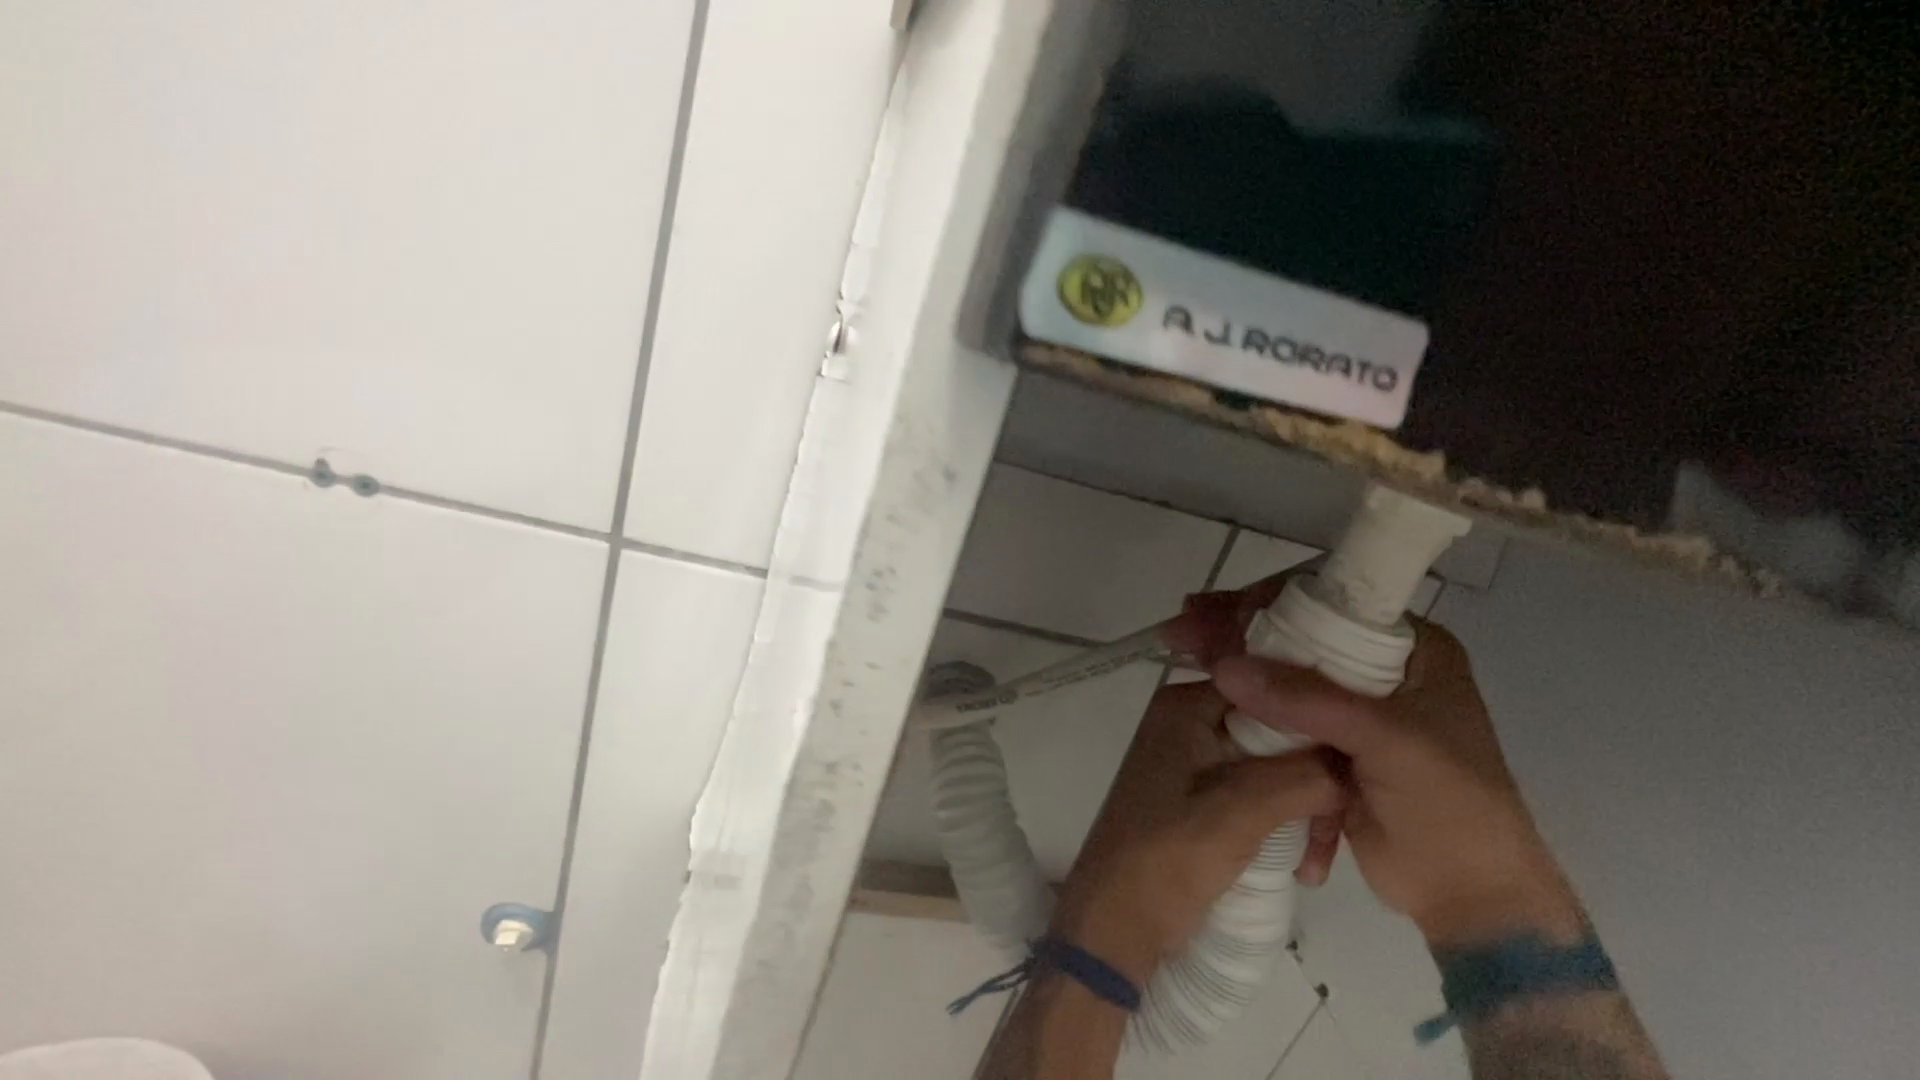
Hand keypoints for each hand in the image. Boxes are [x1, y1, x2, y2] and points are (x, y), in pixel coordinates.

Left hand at [1050, 682, 1343, 983]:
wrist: (1116, 927)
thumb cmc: (1167, 857)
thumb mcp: (1241, 810)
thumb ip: (1306, 775)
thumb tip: (1359, 762)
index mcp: (1186, 705)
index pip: (1273, 686)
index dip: (1321, 718)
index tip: (1361, 761)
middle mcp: (1190, 721)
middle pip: (1279, 731)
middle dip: (1317, 780)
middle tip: (1339, 832)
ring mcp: (1195, 761)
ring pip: (1276, 768)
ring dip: (1306, 812)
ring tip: (1314, 865)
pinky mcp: (1203, 799)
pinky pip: (1260, 796)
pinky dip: (1284, 825)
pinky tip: (1302, 867)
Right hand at [1174, 574, 1586, 948]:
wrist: (1469, 896)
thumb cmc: (1449, 805)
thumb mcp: (1387, 741)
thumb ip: (1307, 701)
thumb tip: (1224, 666)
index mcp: (1411, 651)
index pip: (1331, 603)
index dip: (1268, 600)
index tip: (1215, 611)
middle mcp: (1379, 671)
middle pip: (1295, 637)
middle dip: (1236, 633)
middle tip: (1180, 630)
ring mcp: (1350, 712)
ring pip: (1279, 677)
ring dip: (1230, 668)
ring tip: (1176, 652)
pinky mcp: (1326, 750)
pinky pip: (1275, 720)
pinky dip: (1240, 710)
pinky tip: (1201, 695)